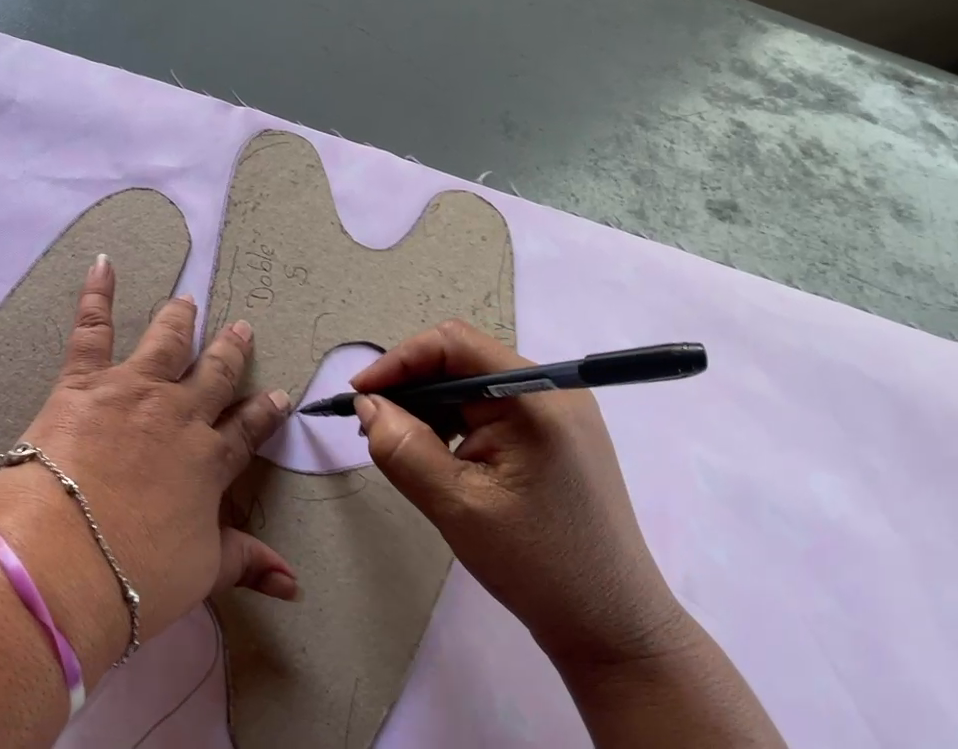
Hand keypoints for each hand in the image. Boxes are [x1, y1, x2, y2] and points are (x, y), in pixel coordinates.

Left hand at [0, 256, 298, 681]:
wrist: (70, 551)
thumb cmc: (136, 571)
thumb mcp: (200, 572)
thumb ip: (244, 563)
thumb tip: (293, 585)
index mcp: (208, 463)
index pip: (245, 432)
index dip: (263, 414)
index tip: (277, 396)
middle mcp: (178, 417)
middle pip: (211, 377)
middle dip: (227, 353)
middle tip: (239, 330)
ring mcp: (133, 391)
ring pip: (165, 344)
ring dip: (177, 320)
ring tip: (186, 301)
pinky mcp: (84, 380)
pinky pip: (92, 327)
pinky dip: (97, 292)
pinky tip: (103, 263)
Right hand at [350, 320, 695, 667]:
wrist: (612, 627)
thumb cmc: (537, 563)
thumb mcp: (454, 504)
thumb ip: (401, 446)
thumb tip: (366, 404)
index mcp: (537, 400)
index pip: (452, 344)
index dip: (397, 361)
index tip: (358, 396)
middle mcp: (552, 394)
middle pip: (459, 361)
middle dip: (408, 386)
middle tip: (370, 427)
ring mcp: (555, 416)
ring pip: (468, 386)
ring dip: (426, 407)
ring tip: (397, 445)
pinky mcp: (551, 439)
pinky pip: (486, 410)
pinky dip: (449, 424)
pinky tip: (433, 457)